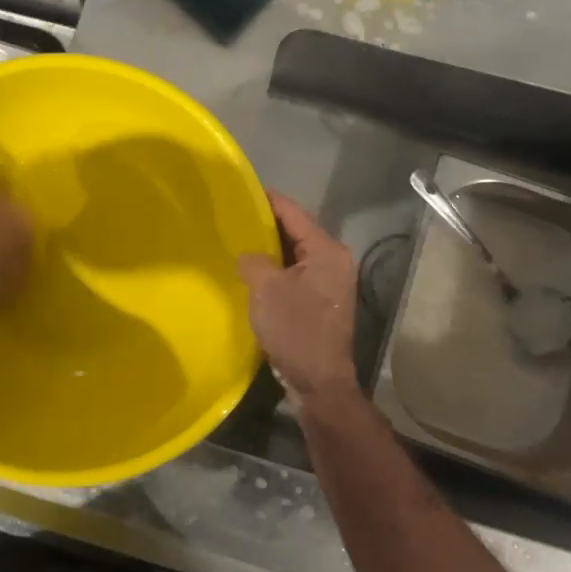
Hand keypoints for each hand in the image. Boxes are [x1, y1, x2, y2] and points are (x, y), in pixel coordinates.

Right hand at [238, 191, 357, 400]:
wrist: (318, 382)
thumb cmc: (295, 329)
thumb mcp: (265, 288)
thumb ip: (253, 260)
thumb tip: (248, 255)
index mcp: (327, 251)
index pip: (294, 213)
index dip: (268, 200)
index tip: (243, 189)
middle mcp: (335, 261)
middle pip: (297, 232)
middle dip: (267, 225)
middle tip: (235, 216)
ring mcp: (330, 283)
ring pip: (295, 254)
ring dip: (270, 249)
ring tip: (238, 240)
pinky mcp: (321, 301)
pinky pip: (295, 274)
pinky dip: (276, 269)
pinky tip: (252, 272)